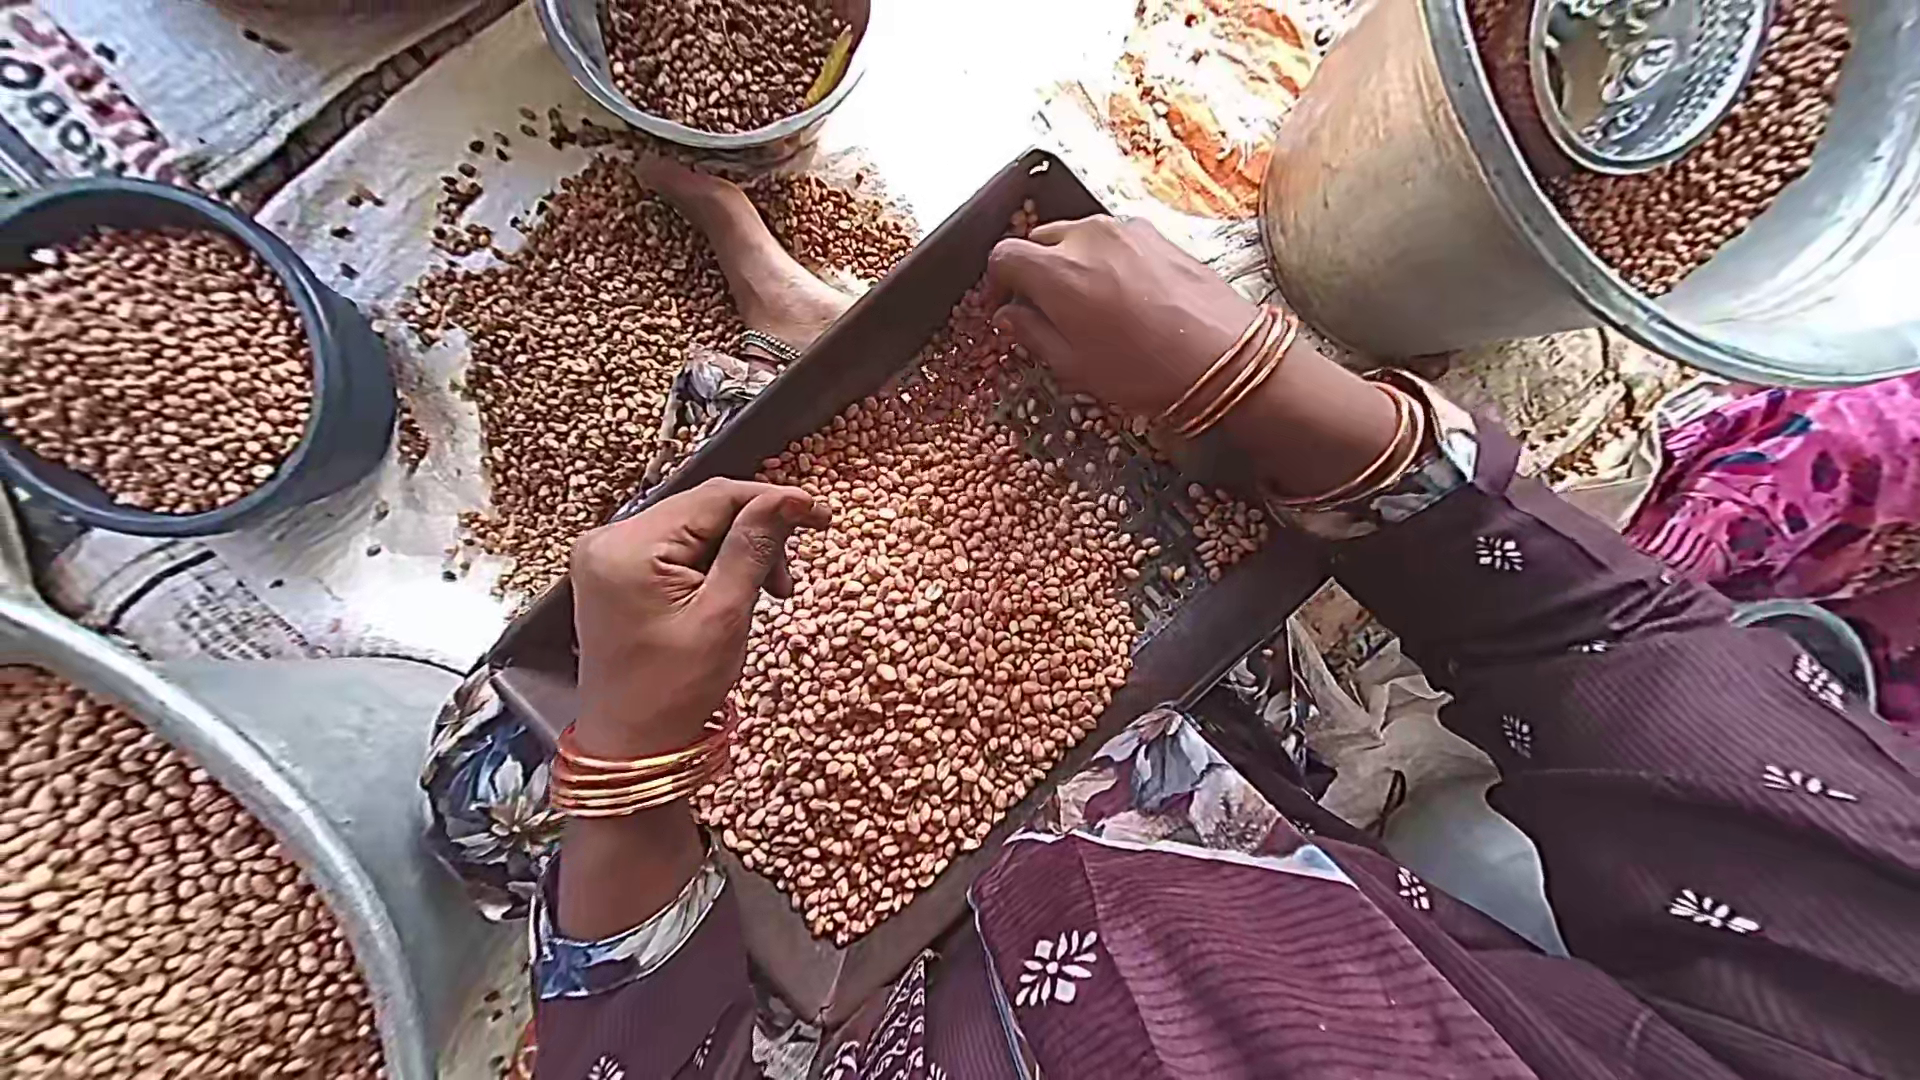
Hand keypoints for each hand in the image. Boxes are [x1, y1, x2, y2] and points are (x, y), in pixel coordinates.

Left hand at [570, 478, 830, 758]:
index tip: (819, 514)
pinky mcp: (621, 569)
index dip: (772, 500)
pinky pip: (684, 547)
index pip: (714, 497)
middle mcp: (610, 538)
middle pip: (706, 509)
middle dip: (759, 532)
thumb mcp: (724, 615)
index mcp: (628, 548)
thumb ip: (753, 548)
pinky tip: (742, 587)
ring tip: (772, 590)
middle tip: (792, 574)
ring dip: (744, 550)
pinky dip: (721, 562)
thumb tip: (790, 498)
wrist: (633, 742)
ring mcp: (611, 553)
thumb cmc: (677, 688)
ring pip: (700, 526)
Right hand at [985, 215, 1257, 417]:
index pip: (1004, 256)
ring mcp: (1124, 229)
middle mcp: (1086, 236)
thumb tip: (1007, 315)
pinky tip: (1115, 293)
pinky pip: (1109, 238)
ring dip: (1065, 263)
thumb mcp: (1073, 365)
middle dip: (1031, 271)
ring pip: (1075, 236)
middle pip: (1038, 240)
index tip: (1002, 307)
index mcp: (1057, 271)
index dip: (995, 282)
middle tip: (1039, 308)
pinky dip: (1097, 258)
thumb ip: (1032, 333)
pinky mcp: (1155, 232)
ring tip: (1080, 302)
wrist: (1222, 357)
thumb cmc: (1140, 370)